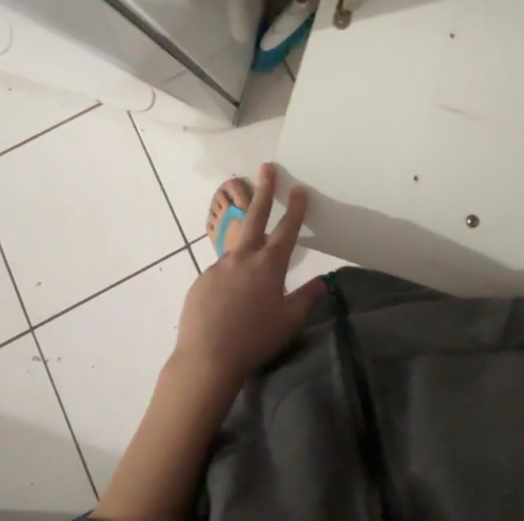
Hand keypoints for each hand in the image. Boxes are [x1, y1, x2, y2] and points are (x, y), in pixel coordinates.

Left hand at [173, 164, 325, 384]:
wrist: (207, 358)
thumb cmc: (255, 340)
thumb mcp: (289, 322)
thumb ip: (306, 298)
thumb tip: (322, 281)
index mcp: (268, 266)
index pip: (287, 230)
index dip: (295, 208)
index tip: (299, 188)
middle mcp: (243, 258)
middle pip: (255, 217)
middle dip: (264, 191)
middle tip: (267, 167)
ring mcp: (218, 267)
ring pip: (237, 253)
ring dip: (246, 255)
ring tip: (249, 289)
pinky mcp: (201, 281)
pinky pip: (220, 277)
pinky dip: (228, 285)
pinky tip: (229, 307)